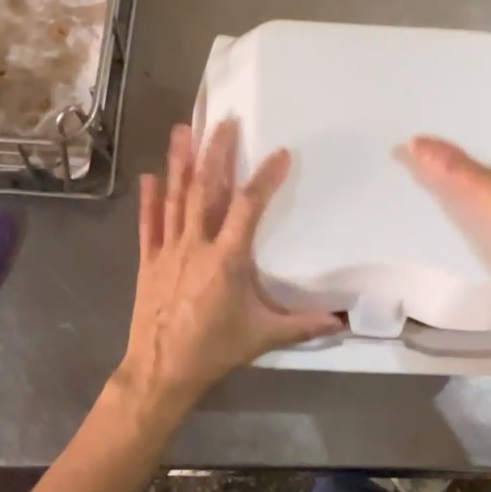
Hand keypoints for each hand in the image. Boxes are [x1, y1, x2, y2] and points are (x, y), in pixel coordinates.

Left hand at [118, 119, 344, 410]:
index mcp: (228, 259)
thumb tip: (342, 321)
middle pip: (206, 190)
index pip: (250, 207)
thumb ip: (303, 325)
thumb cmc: (215, 350)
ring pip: (175, 198)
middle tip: (223, 122)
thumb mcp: (263, 336)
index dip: (266, 178)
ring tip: (183, 130)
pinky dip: (149, 200)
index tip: (281, 153)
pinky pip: (148, 224)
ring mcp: (168, 250)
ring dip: (180, 162)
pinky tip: (149, 175)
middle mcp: (196, 245)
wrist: (162, 370)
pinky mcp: (148, 261)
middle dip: (215, 153)